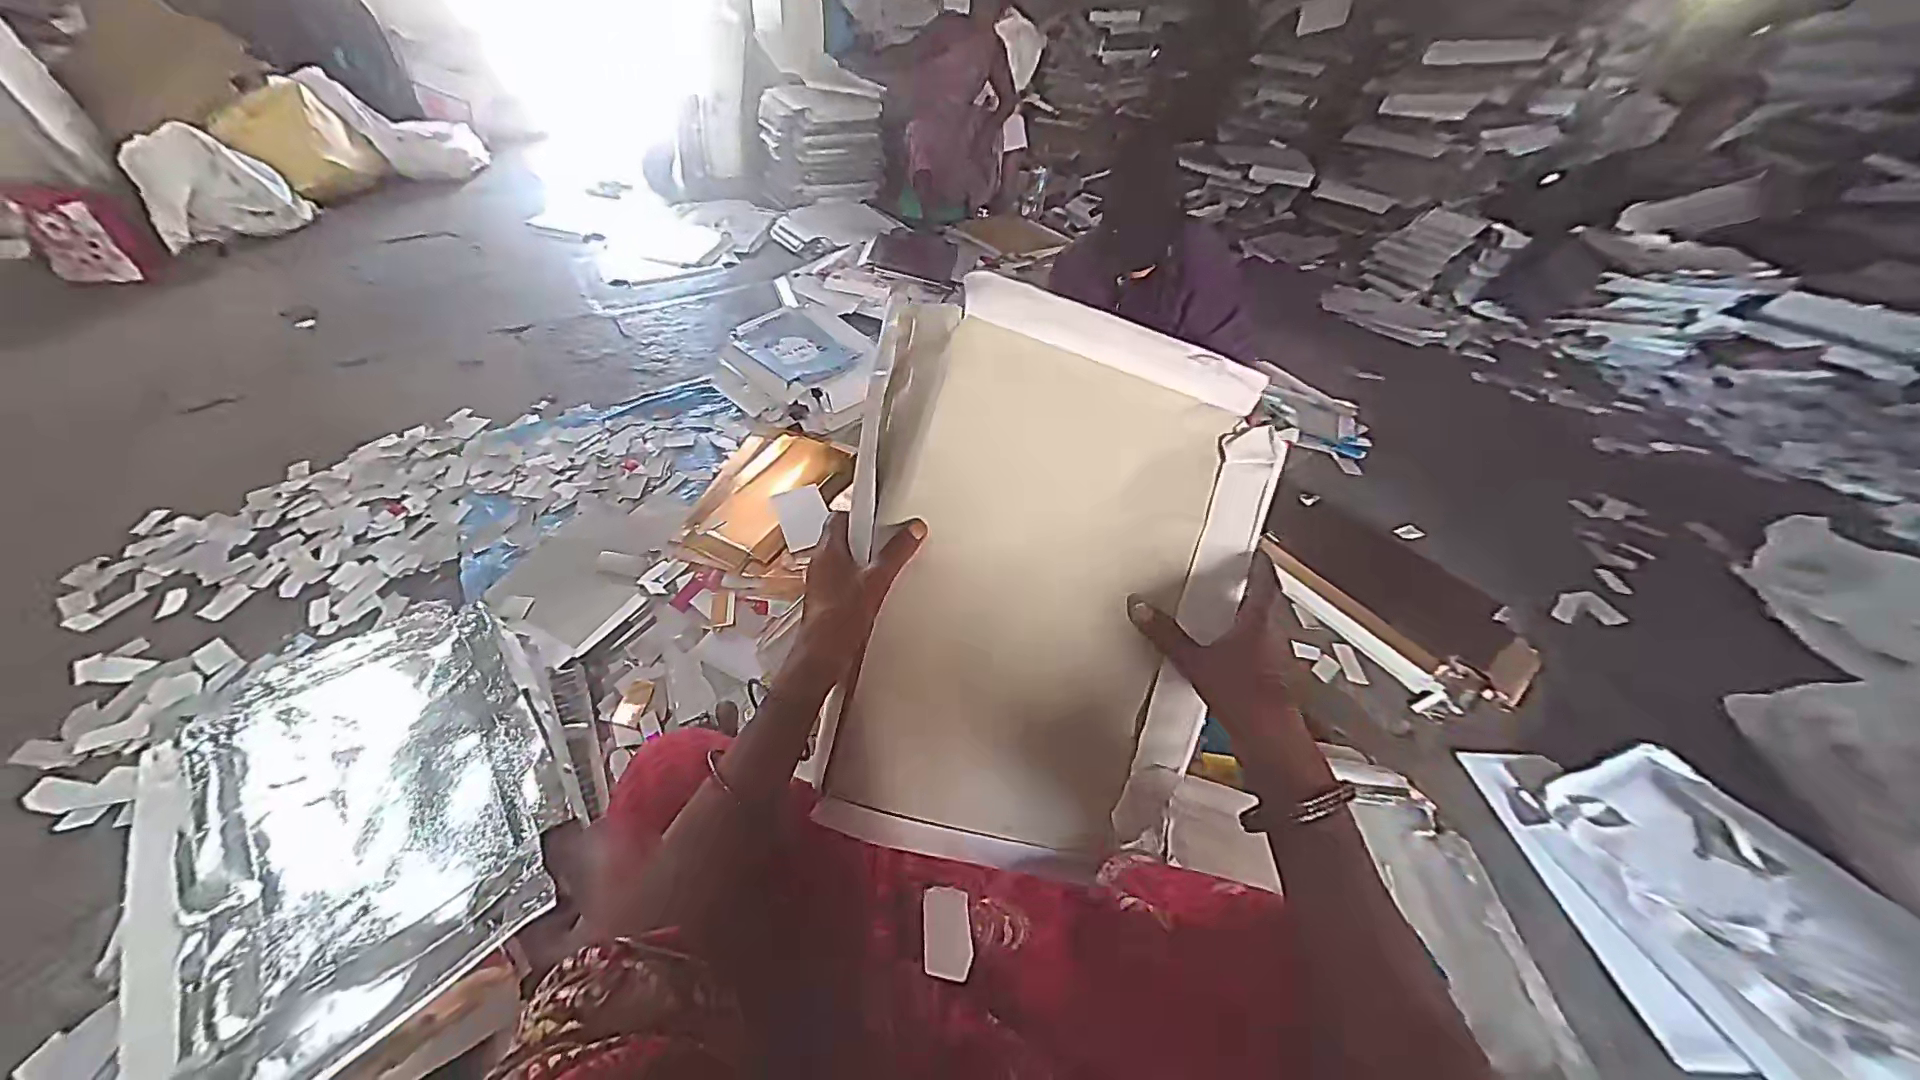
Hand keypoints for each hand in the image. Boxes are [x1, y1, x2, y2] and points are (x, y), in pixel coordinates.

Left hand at [782, 513, 925, 692]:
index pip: (840, 517)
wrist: (821, 658)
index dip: (859, 510)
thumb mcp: (876, 580)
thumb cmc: (837, 621)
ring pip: (843, 561)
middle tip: (886, 540)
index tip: (877, 509)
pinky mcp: (827, 602)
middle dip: (865, 538)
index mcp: (828, 551)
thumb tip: (911, 531)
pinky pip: (844, 582)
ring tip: (884, 567)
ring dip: (863, 562)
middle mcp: (821, 564)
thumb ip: (896, 553)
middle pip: (843, 539)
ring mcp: (822, 584)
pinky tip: (875, 594)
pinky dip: (859, 582)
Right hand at [1128, 550, 1334, 801]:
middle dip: (1252, 589)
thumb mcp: (1195, 661)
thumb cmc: (1245, 698)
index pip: (1265, 579)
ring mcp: (1277, 657)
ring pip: (1267, 626)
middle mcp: (1275, 635)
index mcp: (1261, 621)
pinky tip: (1227, 653)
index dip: (1259, 562)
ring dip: (1250, 616)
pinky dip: (1245, 643)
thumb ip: (1166, 635)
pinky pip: (1260, 649)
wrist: (1269, 739)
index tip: (1251, 550)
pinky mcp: (1273, 678)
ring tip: (1228, 612)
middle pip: (1268, 601)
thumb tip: (1143, 611)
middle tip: (1236, 578)